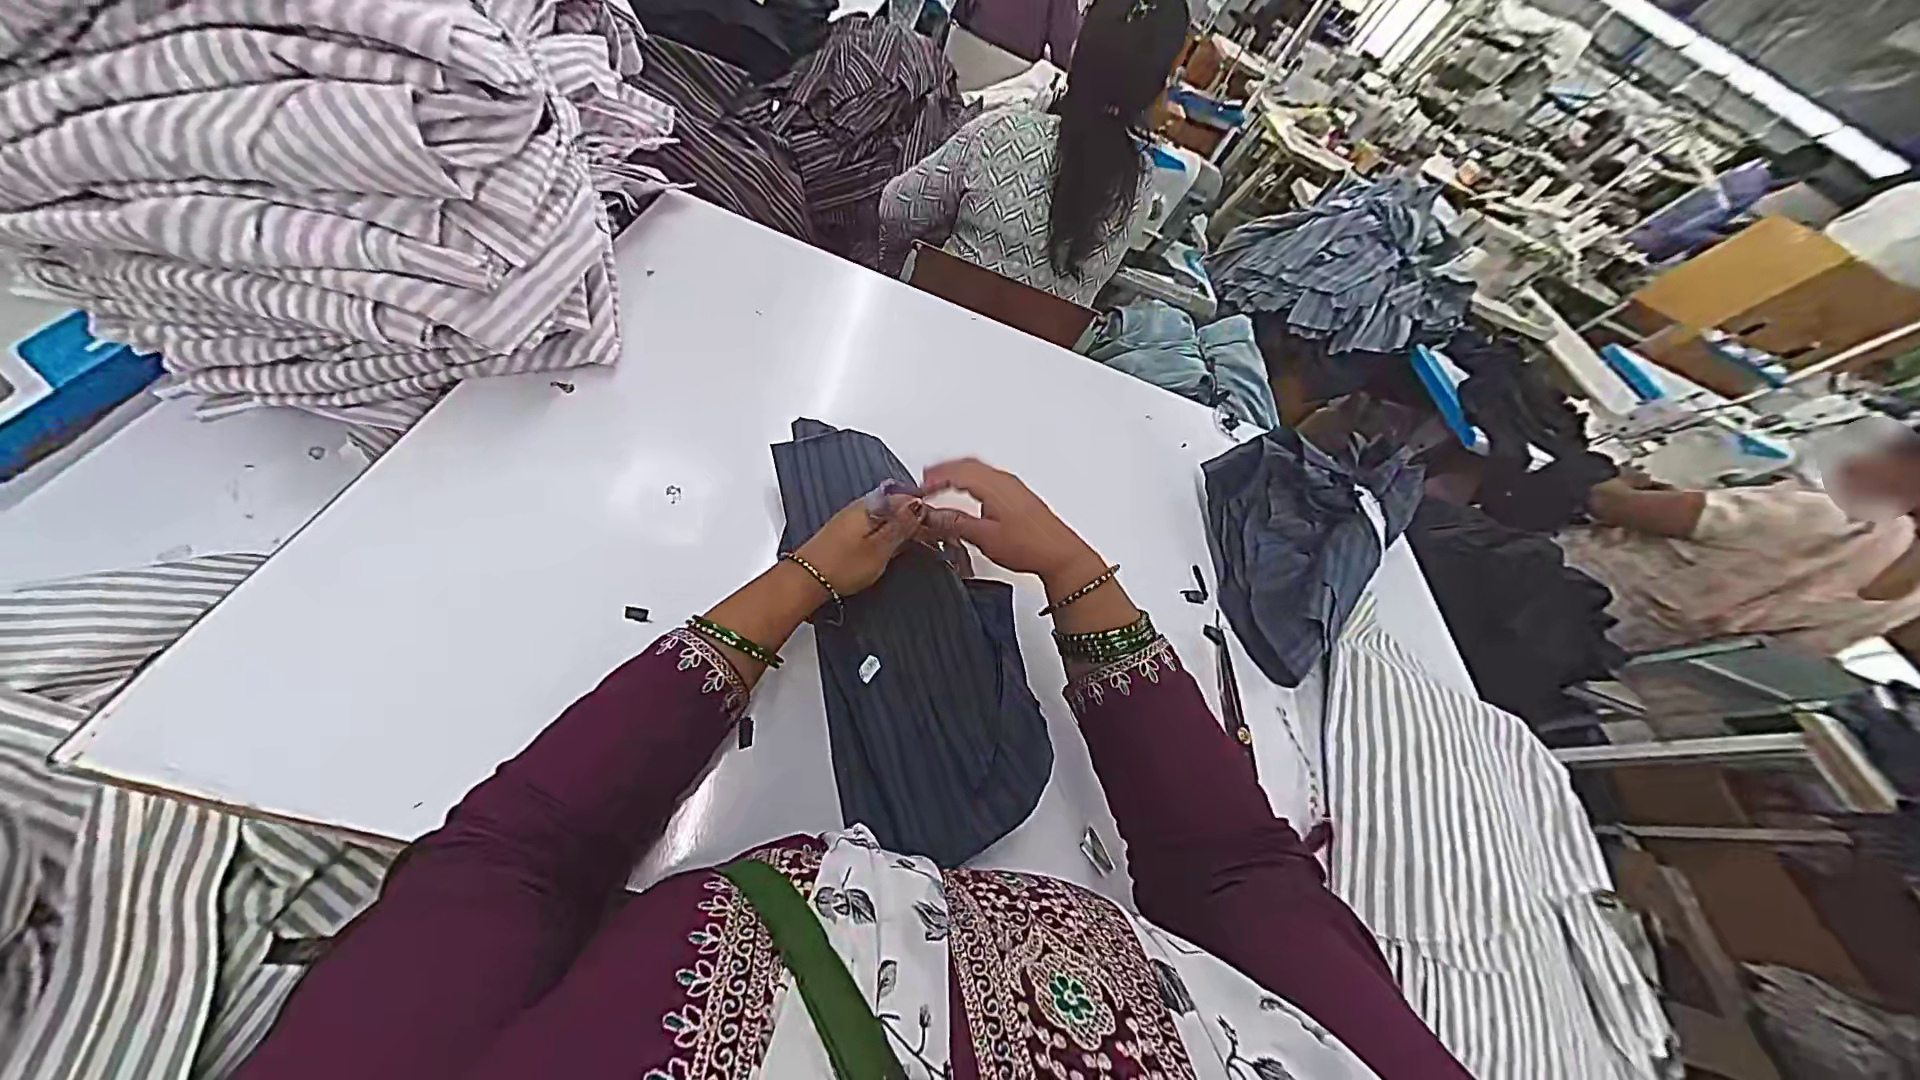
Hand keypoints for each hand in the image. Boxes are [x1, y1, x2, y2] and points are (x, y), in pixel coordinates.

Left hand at [791, 493, 924, 596]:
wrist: (807, 580)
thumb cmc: (839, 565)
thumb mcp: (881, 548)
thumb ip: (902, 526)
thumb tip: (920, 506)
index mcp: (873, 505)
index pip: (910, 499)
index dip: (929, 512)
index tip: (943, 525)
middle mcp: (863, 507)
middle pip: (901, 507)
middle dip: (920, 520)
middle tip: (936, 537)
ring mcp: (855, 519)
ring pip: (891, 518)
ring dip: (908, 529)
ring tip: (922, 545)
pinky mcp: (850, 533)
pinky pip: (879, 528)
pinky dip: (893, 537)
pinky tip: (898, 548)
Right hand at [918, 459, 1104, 594]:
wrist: (1060, 556)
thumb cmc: (1031, 546)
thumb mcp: (984, 537)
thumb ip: (954, 523)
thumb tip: (930, 514)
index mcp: (993, 485)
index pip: (955, 472)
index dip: (933, 479)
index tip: (918, 489)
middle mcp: (1003, 481)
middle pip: (965, 464)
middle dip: (941, 470)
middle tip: (923, 482)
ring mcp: (1012, 486)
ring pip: (976, 469)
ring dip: (955, 473)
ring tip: (939, 484)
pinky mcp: (1017, 495)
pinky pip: (986, 476)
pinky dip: (968, 479)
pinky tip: (965, 491)